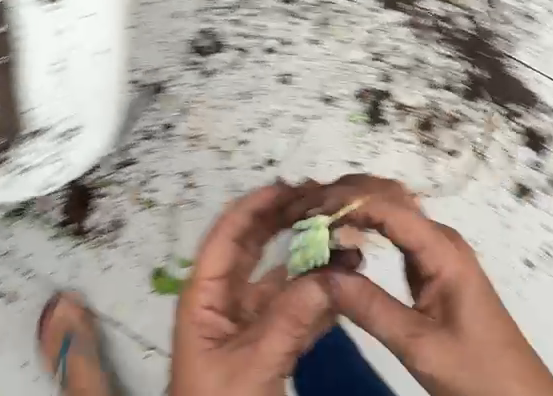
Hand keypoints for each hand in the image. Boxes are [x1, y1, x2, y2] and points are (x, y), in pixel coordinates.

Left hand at [169, 181, 339, 395]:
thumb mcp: (251, 365)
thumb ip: (289, 321)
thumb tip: (329, 273)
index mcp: (205, 295)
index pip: (227, 236)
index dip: (255, 206)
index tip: (289, 186)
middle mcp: (224, 300)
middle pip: (254, 248)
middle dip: (286, 223)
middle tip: (323, 202)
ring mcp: (247, 323)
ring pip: (281, 279)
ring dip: (312, 260)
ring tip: (347, 241)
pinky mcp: (268, 347)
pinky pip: (295, 312)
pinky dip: (320, 298)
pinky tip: (347, 283)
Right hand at [317, 174, 552, 395]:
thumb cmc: (476, 372)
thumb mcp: (419, 347)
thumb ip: (369, 308)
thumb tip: (318, 273)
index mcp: (441, 249)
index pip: (385, 205)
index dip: (343, 202)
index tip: (305, 211)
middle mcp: (438, 237)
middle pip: (386, 194)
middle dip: (342, 193)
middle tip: (300, 207)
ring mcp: (435, 249)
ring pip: (388, 205)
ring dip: (350, 202)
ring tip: (310, 213)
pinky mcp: (430, 264)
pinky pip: (392, 228)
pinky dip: (361, 221)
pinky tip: (337, 231)